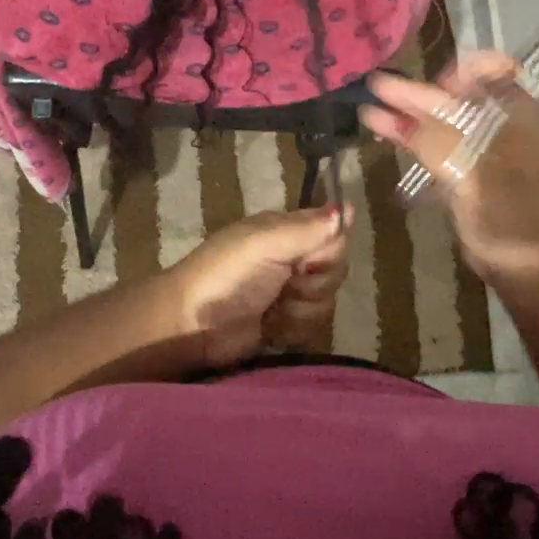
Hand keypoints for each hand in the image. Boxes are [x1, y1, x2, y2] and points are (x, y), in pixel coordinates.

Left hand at [169, 206, 351, 367]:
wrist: (191, 326)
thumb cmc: (225, 276)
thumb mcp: (263, 244)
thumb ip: (306, 229)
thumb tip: (347, 208)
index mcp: (287, 232)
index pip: (334, 235)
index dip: (329, 251)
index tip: (308, 260)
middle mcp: (293, 259)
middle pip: (335, 271)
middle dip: (315, 284)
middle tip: (287, 285)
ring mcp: (291, 294)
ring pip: (326, 302)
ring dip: (301, 311)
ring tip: (273, 311)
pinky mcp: (287, 325)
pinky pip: (313, 328)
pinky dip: (293, 330)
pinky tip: (272, 329)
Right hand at [361, 52, 538, 279]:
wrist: (529, 271)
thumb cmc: (513, 218)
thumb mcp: (475, 175)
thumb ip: (440, 142)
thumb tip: (406, 121)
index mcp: (519, 117)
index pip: (493, 73)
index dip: (460, 72)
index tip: (431, 83)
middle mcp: (503, 127)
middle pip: (457, 100)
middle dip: (419, 93)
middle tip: (378, 84)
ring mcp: (484, 152)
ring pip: (443, 124)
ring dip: (408, 115)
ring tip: (368, 107)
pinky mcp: (468, 176)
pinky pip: (438, 148)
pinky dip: (413, 139)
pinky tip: (384, 130)